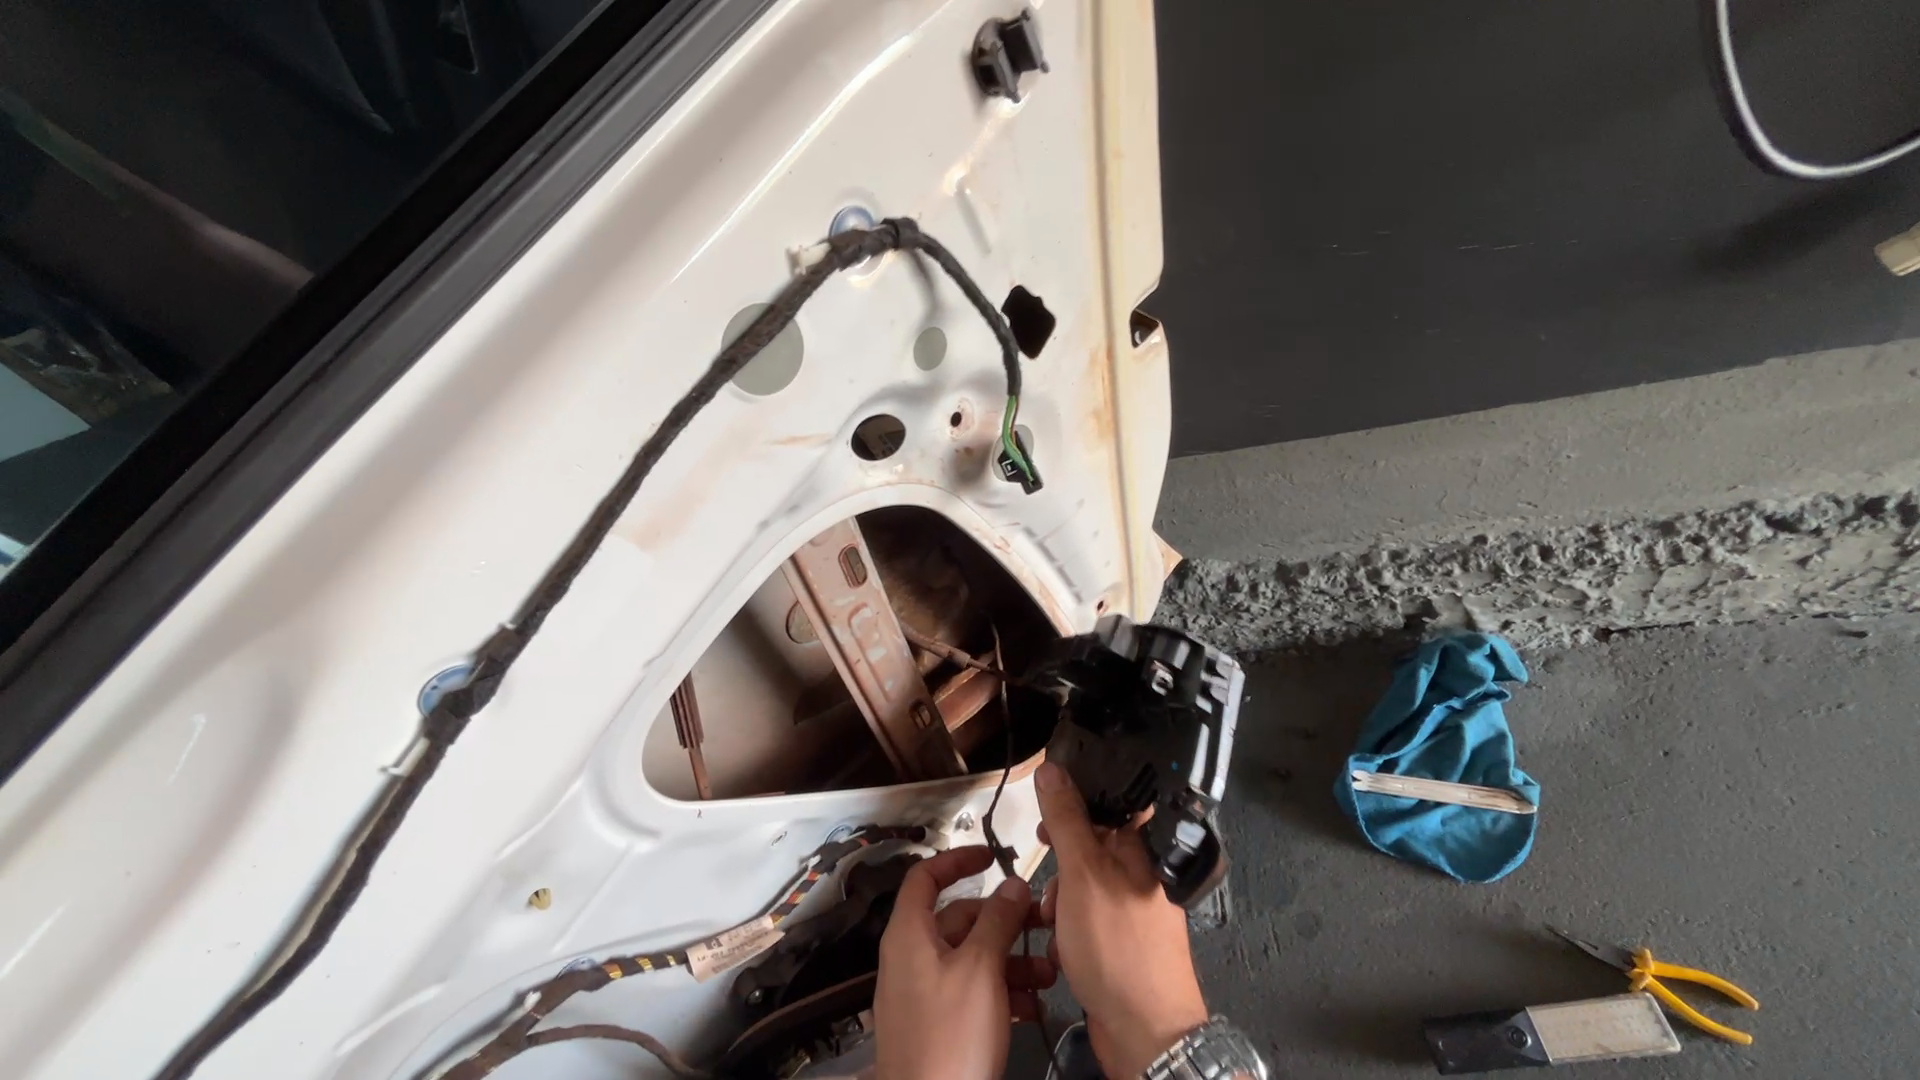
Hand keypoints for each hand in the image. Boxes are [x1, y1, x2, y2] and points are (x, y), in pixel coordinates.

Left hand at [875, 846, 1055, 1079]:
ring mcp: (924, 993)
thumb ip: (997, 920)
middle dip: (1003, 921)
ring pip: (971, 958)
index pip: (925, 876)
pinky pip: (971, 992)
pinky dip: (1002, 991)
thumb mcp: (980, 969)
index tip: (993, 855)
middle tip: (1043, 926)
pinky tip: (1034, 1005)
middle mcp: (912, 956)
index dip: (957, 859)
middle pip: (958, 919)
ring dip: (1011, 960)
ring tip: (1050, 974)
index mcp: (910, 933)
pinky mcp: (938, 1025)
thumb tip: (1013, 883)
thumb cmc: (951, 1033)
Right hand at [1035, 762, 1208, 1077]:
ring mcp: (1132, 910)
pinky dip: (1068, 925)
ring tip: (1050, 914)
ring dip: (1060, 893)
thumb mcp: (1083, 873)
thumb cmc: (1116, 946)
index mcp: (1144, 849)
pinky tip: (1058, 943)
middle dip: (1061, 851)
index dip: (1078, 796)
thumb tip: (1051, 768)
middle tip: (1044, 856)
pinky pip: (1087, 917)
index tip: (1047, 805)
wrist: (1144, 1033)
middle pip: (1093, 841)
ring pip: (1085, 882)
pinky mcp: (1121, 941)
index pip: (1113, 801)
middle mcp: (1142, 874)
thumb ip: (1066, 819)